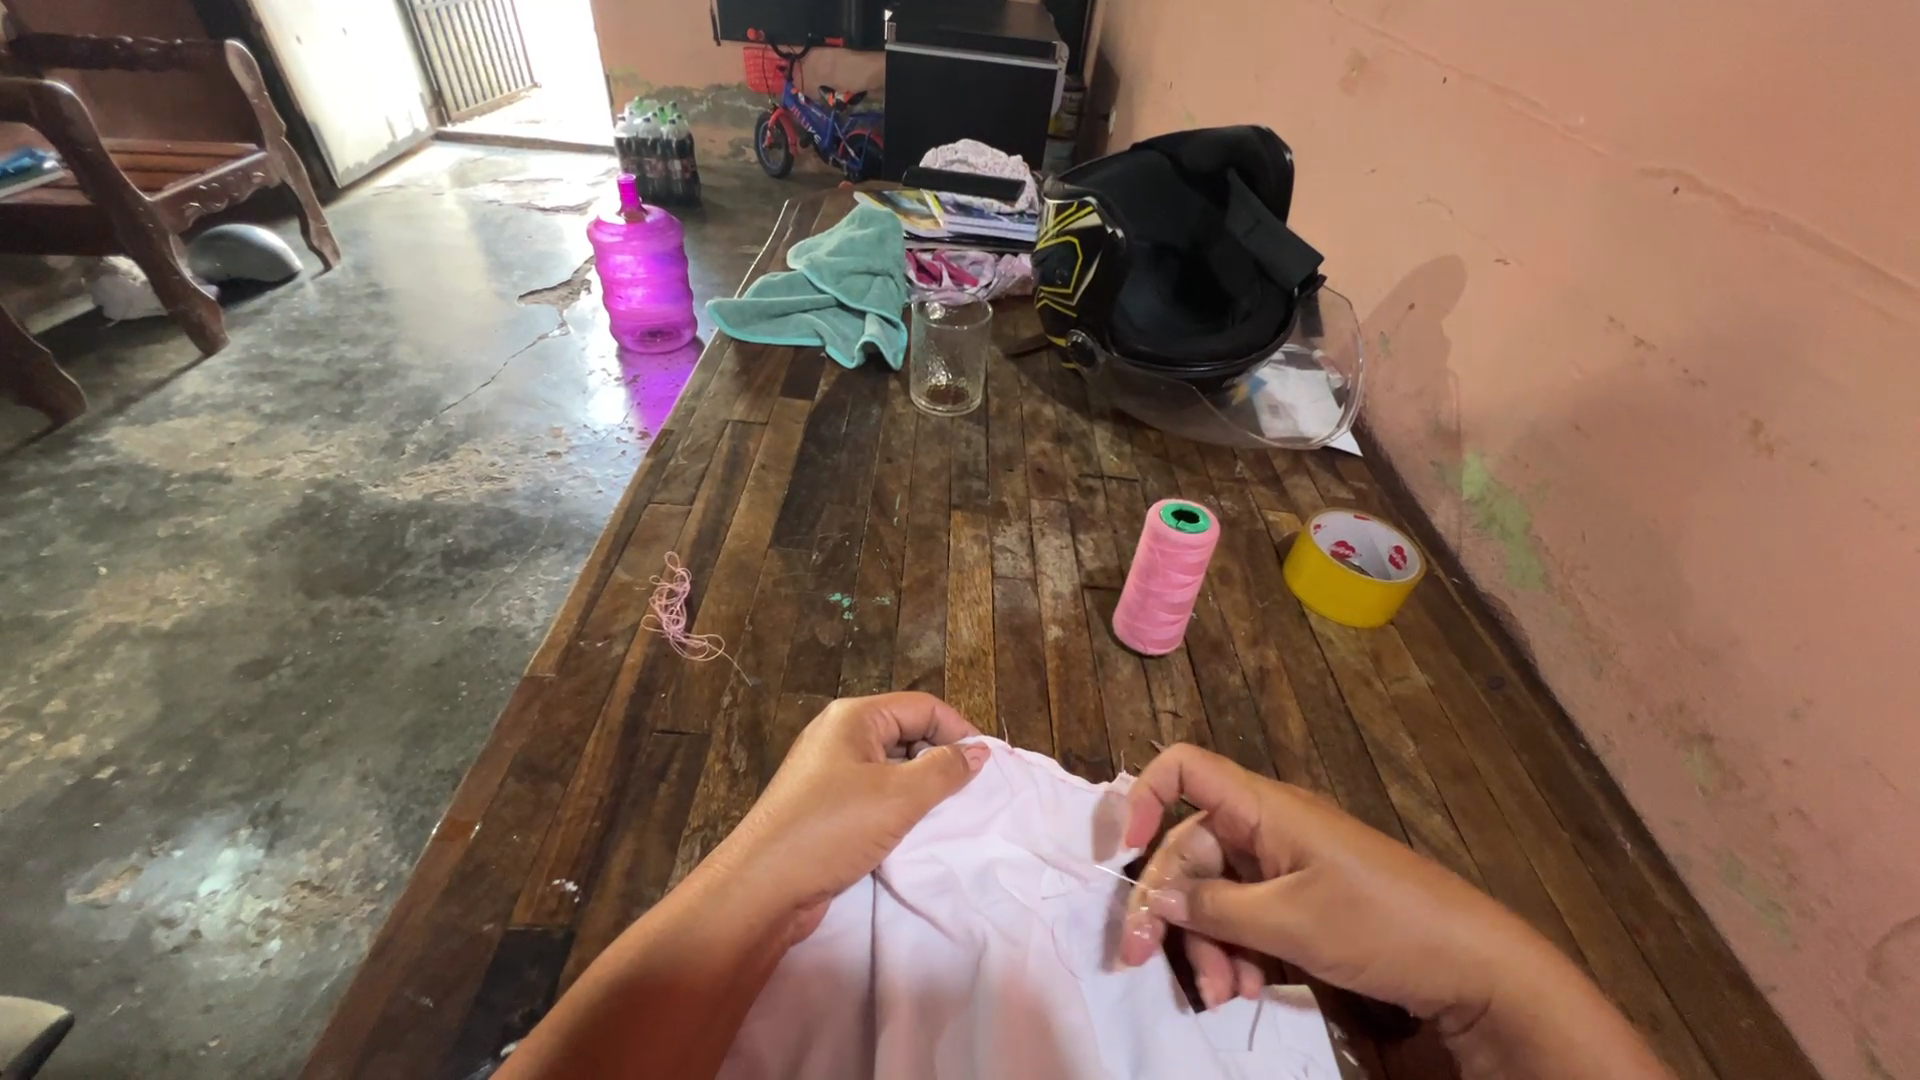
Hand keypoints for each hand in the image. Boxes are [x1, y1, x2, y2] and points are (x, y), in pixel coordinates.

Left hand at [701, 692, 989, 940]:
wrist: (761, 888)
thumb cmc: (832, 829)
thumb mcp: (899, 797)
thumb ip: (945, 770)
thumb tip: (980, 750)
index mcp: (855, 717)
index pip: (922, 707)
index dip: (959, 730)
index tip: (988, 765)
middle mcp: (840, 734)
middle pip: (907, 731)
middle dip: (941, 757)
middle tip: (971, 792)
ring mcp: (829, 770)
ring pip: (892, 764)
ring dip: (921, 784)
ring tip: (949, 813)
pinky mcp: (824, 803)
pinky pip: (874, 791)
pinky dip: (899, 804)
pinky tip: (915, 829)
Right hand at [1115, 744, 1551, 1027]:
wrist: (1476, 966)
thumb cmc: (1382, 924)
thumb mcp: (1291, 923)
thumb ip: (1215, 908)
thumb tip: (1157, 898)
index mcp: (1262, 808)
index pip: (1185, 768)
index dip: (1146, 796)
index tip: (1128, 851)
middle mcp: (1264, 826)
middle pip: (1190, 849)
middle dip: (1166, 905)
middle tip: (1138, 958)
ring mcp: (1280, 863)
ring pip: (1213, 890)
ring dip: (1204, 941)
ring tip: (1220, 995)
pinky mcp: (1295, 896)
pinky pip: (1243, 913)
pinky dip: (1234, 949)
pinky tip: (1243, 990)